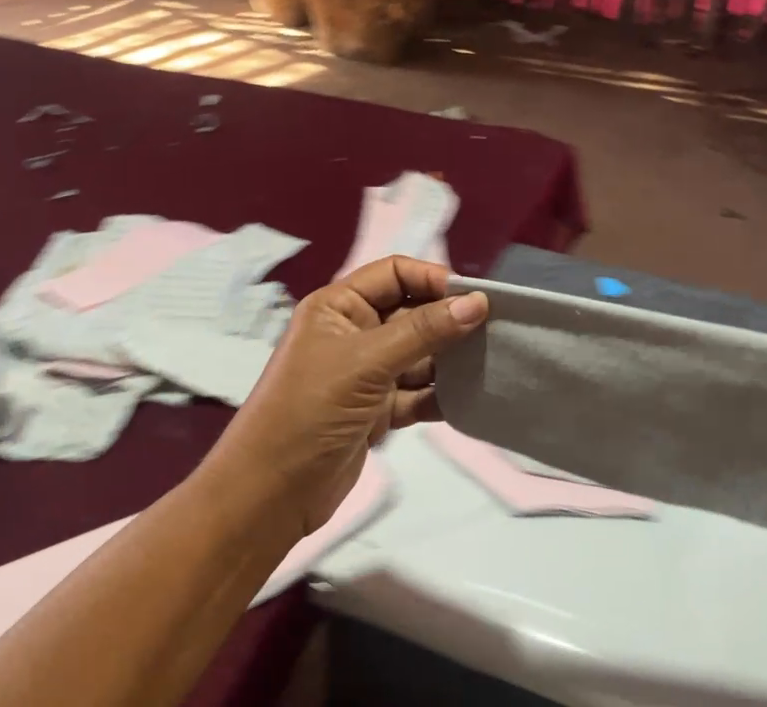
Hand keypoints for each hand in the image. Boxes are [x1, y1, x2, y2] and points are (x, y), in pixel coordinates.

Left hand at [206, 257, 486, 535]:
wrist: (272, 492)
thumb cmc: (311, 410)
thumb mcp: (367, 362)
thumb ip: (424, 331)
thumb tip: (478, 302)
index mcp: (339, 306)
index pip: (394, 274)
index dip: (433, 279)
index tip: (475, 299)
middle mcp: (352, 333)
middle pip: (412, 313)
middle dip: (449, 322)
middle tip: (494, 333)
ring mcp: (365, 374)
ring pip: (419, 355)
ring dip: (450, 361)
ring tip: (489, 365)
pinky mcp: (376, 411)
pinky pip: (417, 393)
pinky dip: (439, 395)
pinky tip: (469, 399)